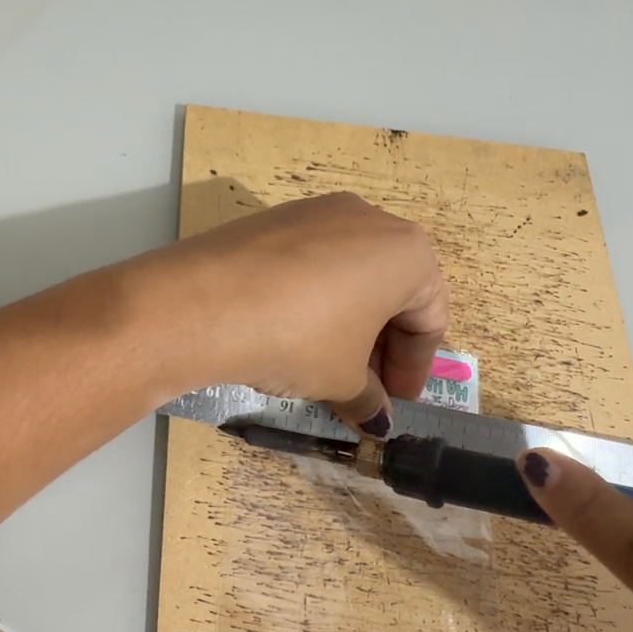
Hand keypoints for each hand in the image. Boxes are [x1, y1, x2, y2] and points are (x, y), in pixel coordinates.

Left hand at [136, 192, 447, 434]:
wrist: (204, 301)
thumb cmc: (299, 338)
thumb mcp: (342, 379)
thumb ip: (369, 399)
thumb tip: (376, 420)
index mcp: (406, 251)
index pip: (429, 318)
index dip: (413, 369)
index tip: (392, 403)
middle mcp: (367, 218)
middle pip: (388, 290)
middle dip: (379, 346)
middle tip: (360, 391)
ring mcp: (314, 211)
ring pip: (347, 274)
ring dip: (345, 323)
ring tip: (322, 368)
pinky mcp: (271, 218)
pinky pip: (308, 263)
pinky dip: (310, 299)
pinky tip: (287, 334)